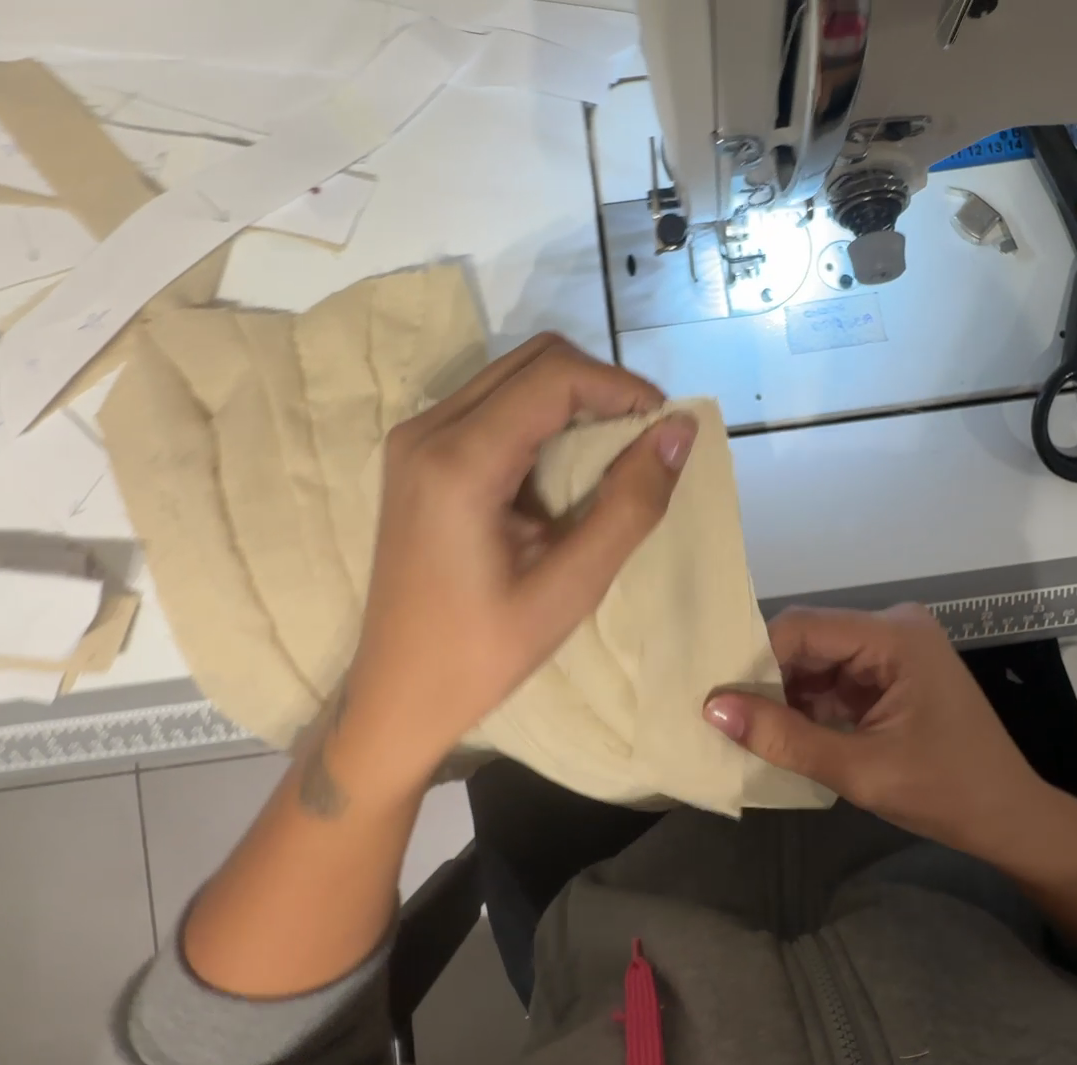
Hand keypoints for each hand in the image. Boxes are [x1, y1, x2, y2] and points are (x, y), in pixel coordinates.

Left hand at [327, 334, 695, 805]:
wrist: (397, 693)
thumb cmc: (481, 655)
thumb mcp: (570, 590)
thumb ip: (629, 506)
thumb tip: (678, 432)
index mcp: (458, 463)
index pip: (554, 377)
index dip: (622, 388)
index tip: (666, 428)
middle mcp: (427, 430)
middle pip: (533, 360)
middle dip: (602, 387)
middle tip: (645, 441)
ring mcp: (416, 439)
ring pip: (514, 376)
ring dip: (574, 401)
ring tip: (614, 459)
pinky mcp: (419, 455)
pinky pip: (494, 405)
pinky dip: (544, 419)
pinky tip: (566, 473)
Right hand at [704, 604, 1045, 856]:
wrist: (1010, 819)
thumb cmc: (946, 792)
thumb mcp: (859, 770)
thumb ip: (785, 737)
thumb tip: (713, 708)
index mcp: (895, 635)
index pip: (802, 628)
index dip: (755, 660)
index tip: (716, 699)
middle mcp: (893, 626)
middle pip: (808, 639)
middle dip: (768, 678)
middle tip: (723, 716)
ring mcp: (893, 649)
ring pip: (817, 659)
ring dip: (785, 693)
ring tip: (745, 727)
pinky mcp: (890, 672)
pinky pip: (834, 676)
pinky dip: (808, 703)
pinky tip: (780, 730)